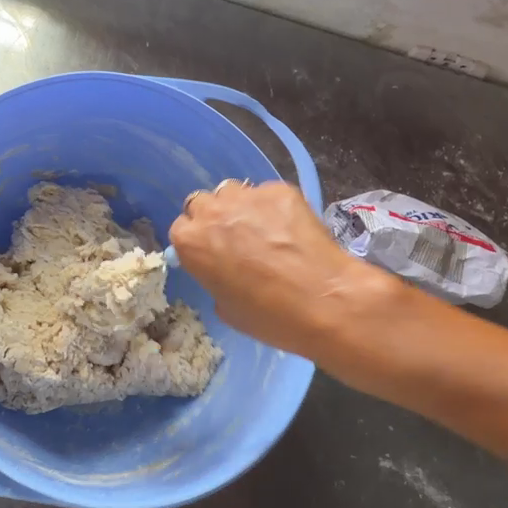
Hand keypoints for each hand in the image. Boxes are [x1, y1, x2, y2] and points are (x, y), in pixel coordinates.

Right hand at [169, 180, 404, 377]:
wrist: (326, 302)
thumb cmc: (271, 317)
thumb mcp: (227, 309)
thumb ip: (215, 279)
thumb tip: (225, 270)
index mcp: (191, 242)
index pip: (181, 228)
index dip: (198, 240)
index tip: (213, 253)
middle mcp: (212, 212)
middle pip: (203, 204)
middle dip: (216, 218)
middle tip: (238, 240)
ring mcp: (246, 196)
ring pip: (234, 192)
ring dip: (242, 208)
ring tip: (266, 231)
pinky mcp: (279, 190)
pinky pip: (269, 195)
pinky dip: (276, 209)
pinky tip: (293, 230)